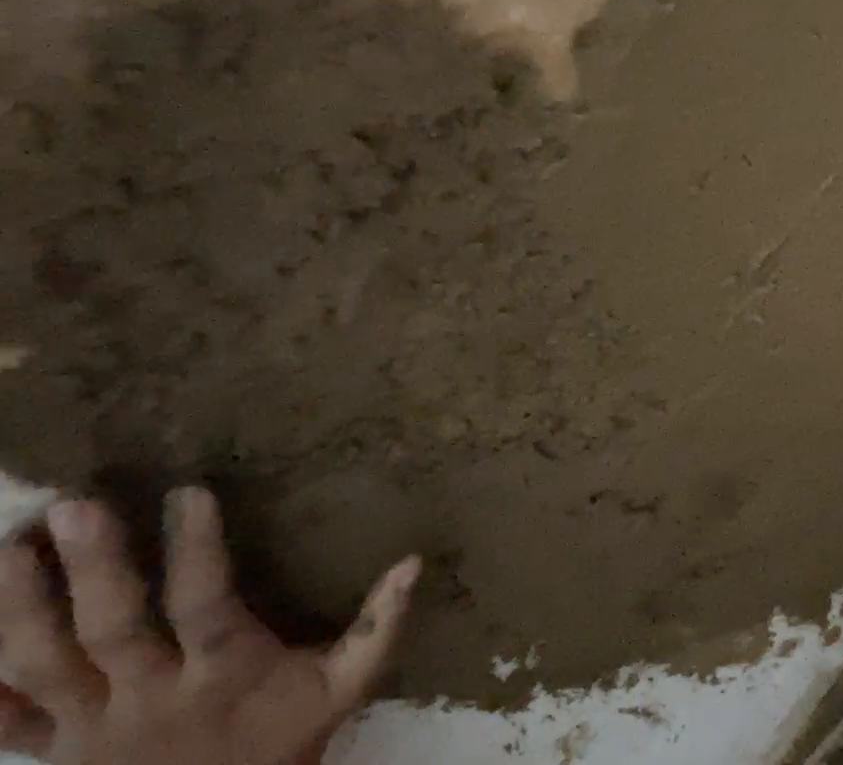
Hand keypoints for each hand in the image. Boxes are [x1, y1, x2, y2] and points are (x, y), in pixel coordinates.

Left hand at [0, 488, 418, 764]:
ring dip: (18, 605)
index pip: (205, 606)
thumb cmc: (289, 737)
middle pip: (109, 631)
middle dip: (90, 567)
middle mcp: (150, 698)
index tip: (188, 493)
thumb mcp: (347, 686)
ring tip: (9, 545)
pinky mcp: (50, 750)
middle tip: (73, 505)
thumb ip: (379, 626)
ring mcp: (89, 728)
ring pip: (37, 666)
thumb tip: (413, 560)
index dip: (195, 550)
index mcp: (226, 676)